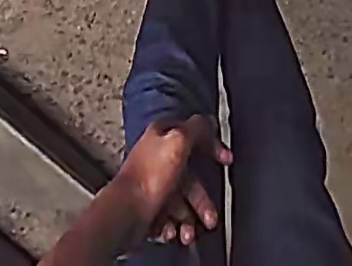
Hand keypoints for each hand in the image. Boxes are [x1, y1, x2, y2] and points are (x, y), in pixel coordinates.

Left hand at [115, 115, 230, 246]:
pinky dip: (175, 225)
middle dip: (201, 200)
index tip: (226, 159)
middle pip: (190, 176)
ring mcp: (152, 182)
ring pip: (181, 200)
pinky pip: (169, 215)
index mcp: (162, 135)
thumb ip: (196, 128)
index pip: (193, 135)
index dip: (212, 146)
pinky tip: (174, 231)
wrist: (125, 213)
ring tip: (189, 232)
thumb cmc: (151, 175)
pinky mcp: (148, 205)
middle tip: (209, 217)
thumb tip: (207, 118)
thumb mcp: (178, 141)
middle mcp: (157, 156)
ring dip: (189, 219)